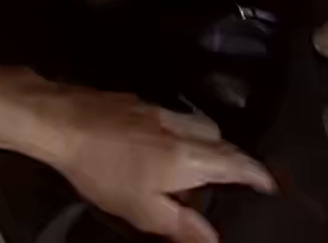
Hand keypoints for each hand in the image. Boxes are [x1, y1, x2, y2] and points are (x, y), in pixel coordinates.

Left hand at [29, 87, 274, 242]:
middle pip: (213, 133)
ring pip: (187, 119)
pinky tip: (155, 141)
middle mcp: (172, 124)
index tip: (268, 182)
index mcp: (185, 155)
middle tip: (229, 173)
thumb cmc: (102, 169)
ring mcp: (147, 106)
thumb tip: (213, 238)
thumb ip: (182, 225)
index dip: (253, 172)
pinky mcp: (126, 98)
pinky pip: (162, 113)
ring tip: (192, 160)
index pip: (231, 161)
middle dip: (227, 151)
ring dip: (198, 137)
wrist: (59, 121)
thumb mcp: (144, 210)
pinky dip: (171, 128)